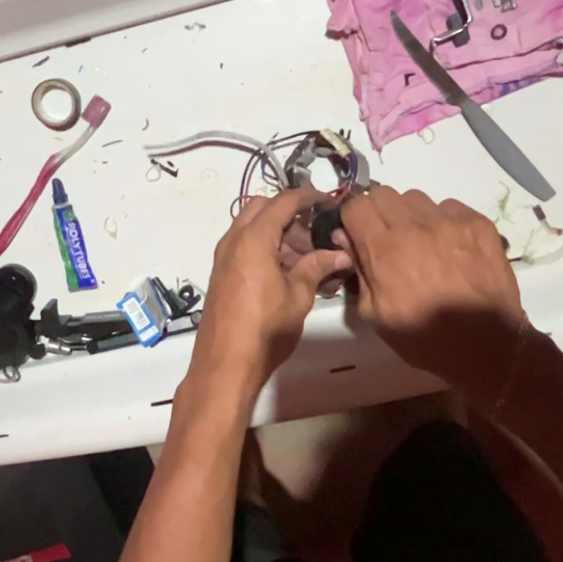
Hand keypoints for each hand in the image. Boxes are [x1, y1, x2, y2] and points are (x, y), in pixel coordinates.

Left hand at [189, 187, 351, 399]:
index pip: (282, 202)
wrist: (226, 364)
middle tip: (315, 236)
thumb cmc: (265, 329)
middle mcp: (233, 241)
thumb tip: (339, 254)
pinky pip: (245, 249)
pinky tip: (290, 275)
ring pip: (253, 230)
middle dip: (290, 216)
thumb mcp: (298, 296)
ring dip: (280, 236)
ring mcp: (224, 258)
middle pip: (262, 210)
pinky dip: (267, 251)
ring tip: (309, 262)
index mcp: (253, 239)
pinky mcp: (222, 276)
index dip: (308, 197)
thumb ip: (316, 268)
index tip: (328, 201)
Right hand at [336, 186, 536, 392]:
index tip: (358, 236)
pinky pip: (448, 207)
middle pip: (384, 194)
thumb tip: (346, 239)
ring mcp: (450, 221)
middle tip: (387, 240)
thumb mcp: (375, 314)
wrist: (486, 345)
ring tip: (420, 244)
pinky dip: (441, 222)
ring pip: (416, 198)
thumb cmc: (423, 337)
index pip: (356, 206)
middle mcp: (416, 226)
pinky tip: (448, 248)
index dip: (353, 220)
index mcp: (385, 250)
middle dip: (378, 214)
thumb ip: (359, 270)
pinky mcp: (478, 223)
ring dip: (410, 216)